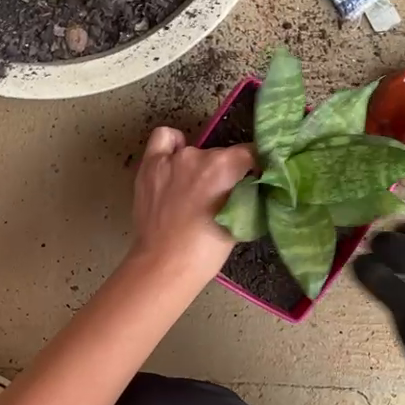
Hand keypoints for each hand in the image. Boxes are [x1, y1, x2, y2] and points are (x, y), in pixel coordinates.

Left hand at [129, 127, 255, 279]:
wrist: (164, 264)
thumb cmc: (205, 251)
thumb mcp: (240, 222)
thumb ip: (246, 196)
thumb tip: (251, 185)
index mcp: (226, 166)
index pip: (251, 153)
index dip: (253, 168)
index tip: (251, 182)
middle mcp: (199, 155)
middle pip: (221, 155)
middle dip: (224, 172)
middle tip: (219, 196)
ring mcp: (172, 159)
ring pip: (194, 152)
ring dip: (198, 167)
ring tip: (193, 190)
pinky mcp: (150, 165)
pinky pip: (164, 139)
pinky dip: (172, 147)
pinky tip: (174, 162)